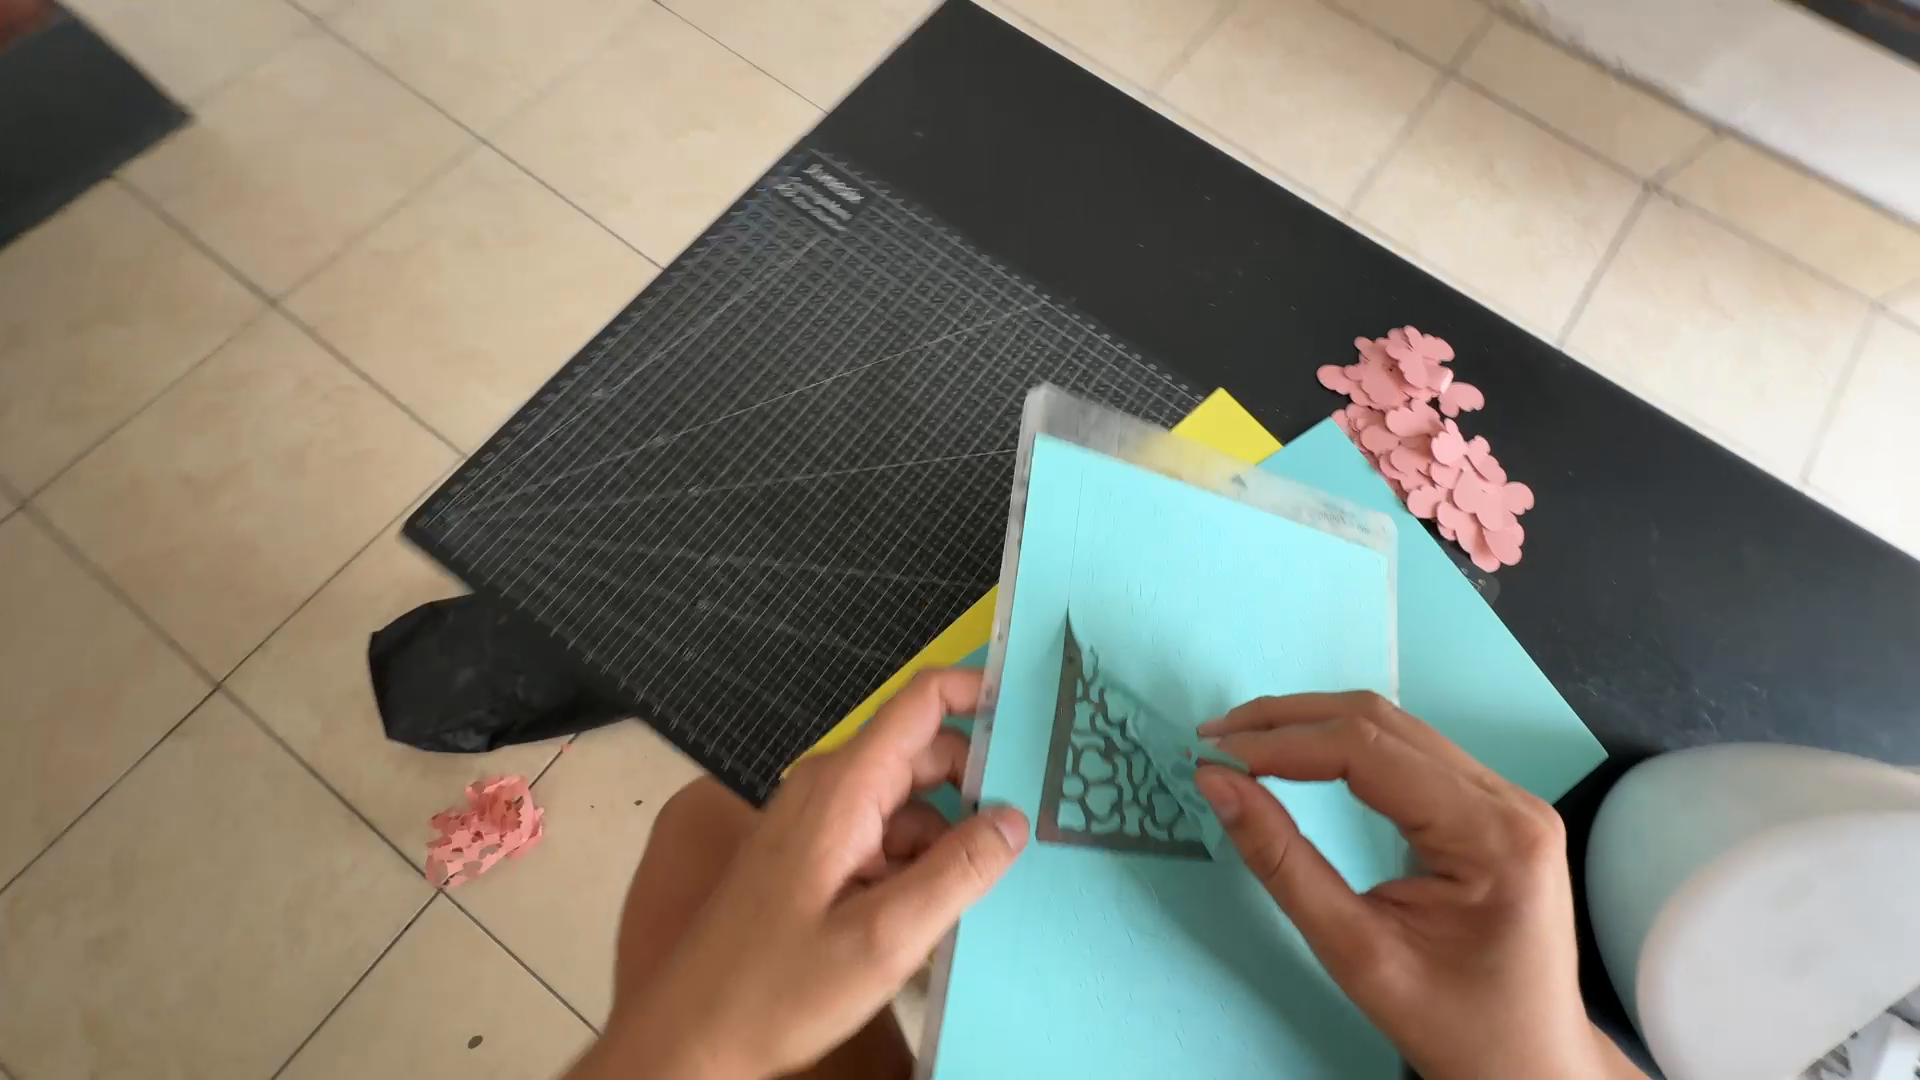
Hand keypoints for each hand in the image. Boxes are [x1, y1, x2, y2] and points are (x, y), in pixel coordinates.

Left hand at [604, 669, 1027, 1078]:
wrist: (689, 1037)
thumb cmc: (778, 986)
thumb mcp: (884, 939)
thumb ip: (957, 873)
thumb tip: (1015, 819)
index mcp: (847, 784)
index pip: (922, 701)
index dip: (977, 691)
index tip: (1030, 711)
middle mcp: (834, 784)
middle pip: (924, 752)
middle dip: (977, 778)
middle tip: (1031, 818)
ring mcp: (823, 816)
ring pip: (908, 798)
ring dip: (950, 828)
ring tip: (989, 876)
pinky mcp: (819, 849)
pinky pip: (885, 831)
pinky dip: (919, 856)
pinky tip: (937, 905)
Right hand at [1193, 692, 1642, 1079]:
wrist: (1533, 1067)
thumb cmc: (1451, 1025)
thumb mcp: (1353, 952)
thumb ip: (1281, 861)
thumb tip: (1214, 780)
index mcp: (1490, 835)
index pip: (1365, 751)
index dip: (1280, 743)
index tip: (1214, 755)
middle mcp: (1504, 796)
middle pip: (1375, 721)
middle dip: (1284, 720)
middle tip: (1215, 737)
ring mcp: (1500, 793)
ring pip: (1383, 723)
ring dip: (1304, 723)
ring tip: (1240, 740)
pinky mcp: (1482, 800)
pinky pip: (1395, 745)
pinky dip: (1330, 740)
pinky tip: (1292, 752)